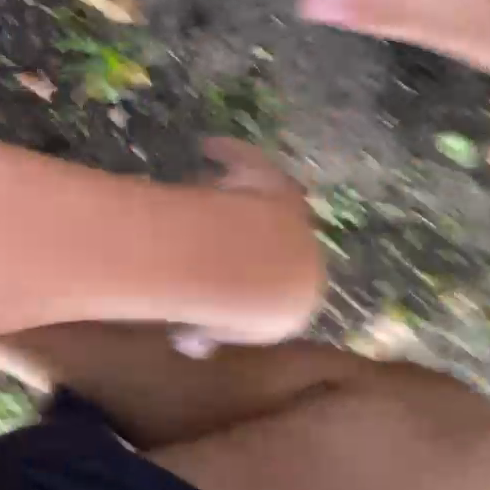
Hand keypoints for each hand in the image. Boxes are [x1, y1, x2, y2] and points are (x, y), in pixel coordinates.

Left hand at [172, 138, 322, 347]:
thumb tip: (188, 345)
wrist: (259, 274)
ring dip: (238, 192)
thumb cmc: (244, 310)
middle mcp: (300, 249)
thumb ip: (203, 332)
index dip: (248, 274)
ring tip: (211, 183)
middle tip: (221, 220)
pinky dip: (230, 152)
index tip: (224, 267)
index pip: (276, 282)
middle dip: (250, 226)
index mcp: (295, 291)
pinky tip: (209, 144)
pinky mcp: (267, 183)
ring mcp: (285, 214)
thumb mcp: (219, 327)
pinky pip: (250, 161)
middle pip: (275, 233)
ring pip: (264, 197)